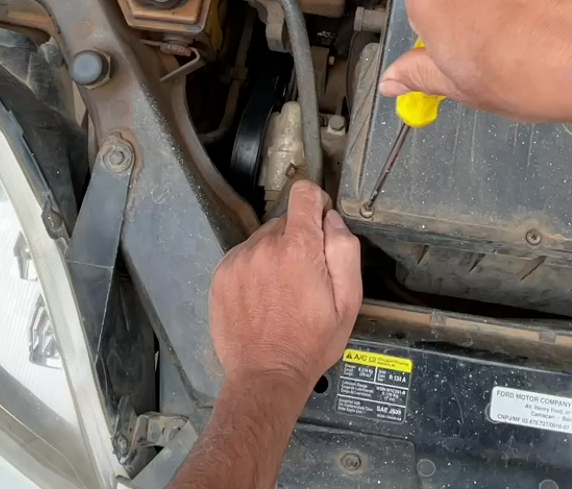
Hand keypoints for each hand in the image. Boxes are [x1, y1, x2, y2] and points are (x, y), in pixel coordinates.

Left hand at [209, 179, 361, 393]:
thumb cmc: (310, 343)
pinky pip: (245, 254)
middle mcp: (264, 246)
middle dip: (298, 240)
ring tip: (281, 291)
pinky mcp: (222, 274)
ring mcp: (239, 259)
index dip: (317, 203)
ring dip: (275, 254)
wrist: (265, 377)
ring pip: (265, 238)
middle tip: (305, 276)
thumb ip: (345, 248)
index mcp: (298, 248)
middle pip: (286, 220)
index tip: (320, 223)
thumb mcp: (349, 300)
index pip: (304, 193)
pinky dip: (255, 268)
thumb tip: (331, 219)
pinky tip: (263, 296)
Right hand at [376, 0, 571, 126]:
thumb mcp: (463, 89)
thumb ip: (420, 75)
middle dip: (476, 6)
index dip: (446, 36)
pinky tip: (567, 12)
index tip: (470, 57)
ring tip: (544, 30)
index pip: (423, 9)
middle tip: (506, 46)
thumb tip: (388, 80)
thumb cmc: (521, 78)